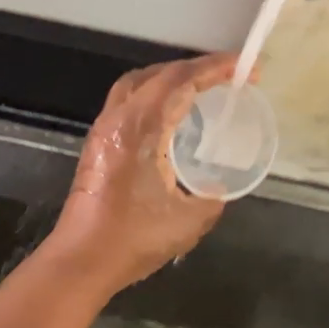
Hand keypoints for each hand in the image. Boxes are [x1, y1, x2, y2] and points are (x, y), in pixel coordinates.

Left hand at [42, 53, 240, 295]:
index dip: (215, 68)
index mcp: (139, 128)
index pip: (180, 80)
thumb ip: (211, 197)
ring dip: (169, 81)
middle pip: (156, 75)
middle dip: (194, 69)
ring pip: (136, 87)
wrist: (81, 259)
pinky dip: (153, 99)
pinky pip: (127, 105)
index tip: (246, 68)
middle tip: (226, 76)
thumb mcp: (188, 220)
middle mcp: (117, 120)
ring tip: (201, 91)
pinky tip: (171, 119)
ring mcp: (103, 132)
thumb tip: (219, 186)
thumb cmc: (132, 239)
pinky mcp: (97, 148)